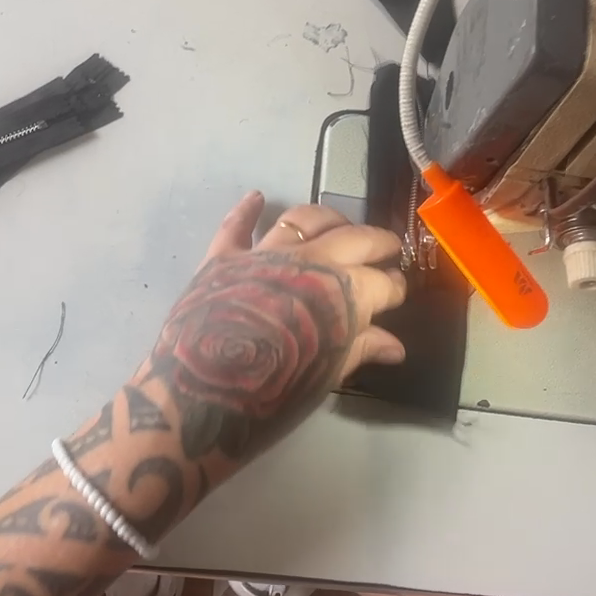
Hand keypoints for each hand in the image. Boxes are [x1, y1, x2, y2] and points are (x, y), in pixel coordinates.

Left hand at [144, 192, 406, 467]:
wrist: (197, 397)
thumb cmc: (271, 397)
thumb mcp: (324, 378)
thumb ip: (358, 349)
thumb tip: (394, 346)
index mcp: (343, 294)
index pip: (383, 282)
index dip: (395, 288)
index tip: (398, 293)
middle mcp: (310, 261)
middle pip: (356, 238)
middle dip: (379, 242)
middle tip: (388, 250)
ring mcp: (265, 254)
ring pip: (305, 218)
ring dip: (329, 218)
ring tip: (340, 226)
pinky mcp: (223, 257)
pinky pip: (237, 226)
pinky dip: (247, 210)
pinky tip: (257, 198)